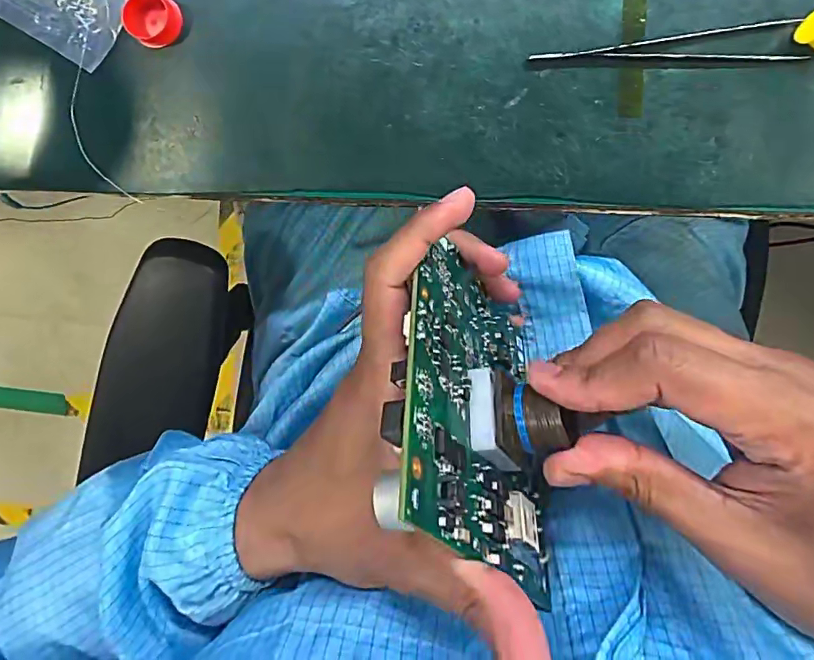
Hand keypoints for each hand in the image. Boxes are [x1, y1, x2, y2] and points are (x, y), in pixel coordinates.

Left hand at [235, 188, 548, 658]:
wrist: (278, 517)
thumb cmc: (331, 519)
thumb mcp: (401, 554)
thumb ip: (466, 594)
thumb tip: (536, 654)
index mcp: (380, 373)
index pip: (389, 282)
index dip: (421, 233)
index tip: (460, 200)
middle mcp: (380, 355)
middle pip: (406, 275)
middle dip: (455, 256)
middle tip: (507, 281)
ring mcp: (381, 363)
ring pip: (412, 295)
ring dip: (456, 280)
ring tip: (505, 296)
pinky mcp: (386, 378)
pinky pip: (419, 323)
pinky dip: (451, 310)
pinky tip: (485, 330)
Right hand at [527, 300, 813, 659]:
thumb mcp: (741, 547)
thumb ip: (647, 486)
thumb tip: (562, 459)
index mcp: (789, 415)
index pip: (668, 363)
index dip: (596, 374)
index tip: (542, 394)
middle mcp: (781, 369)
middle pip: (659, 327)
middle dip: (593, 355)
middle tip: (549, 395)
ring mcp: (775, 363)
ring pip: (666, 324)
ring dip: (609, 351)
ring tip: (571, 392)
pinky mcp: (765, 370)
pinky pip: (683, 341)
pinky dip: (634, 357)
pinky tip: (614, 387)